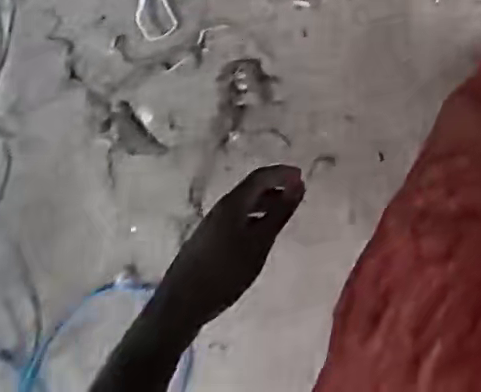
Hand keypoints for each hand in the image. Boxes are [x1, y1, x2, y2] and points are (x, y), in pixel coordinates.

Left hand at [155, 164, 304, 328]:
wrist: (179, 307)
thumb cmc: (224, 272)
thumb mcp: (259, 243)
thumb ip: (279, 213)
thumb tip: (298, 186)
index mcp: (233, 203)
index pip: (260, 176)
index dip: (281, 173)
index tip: (301, 176)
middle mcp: (221, 208)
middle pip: (250, 188)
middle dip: (275, 186)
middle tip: (296, 194)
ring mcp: (212, 225)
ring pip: (243, 204)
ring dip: (265, 203)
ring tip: (282, 214)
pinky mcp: (207, 241)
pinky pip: (236, 218)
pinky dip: (253, 217)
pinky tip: (259, 234)